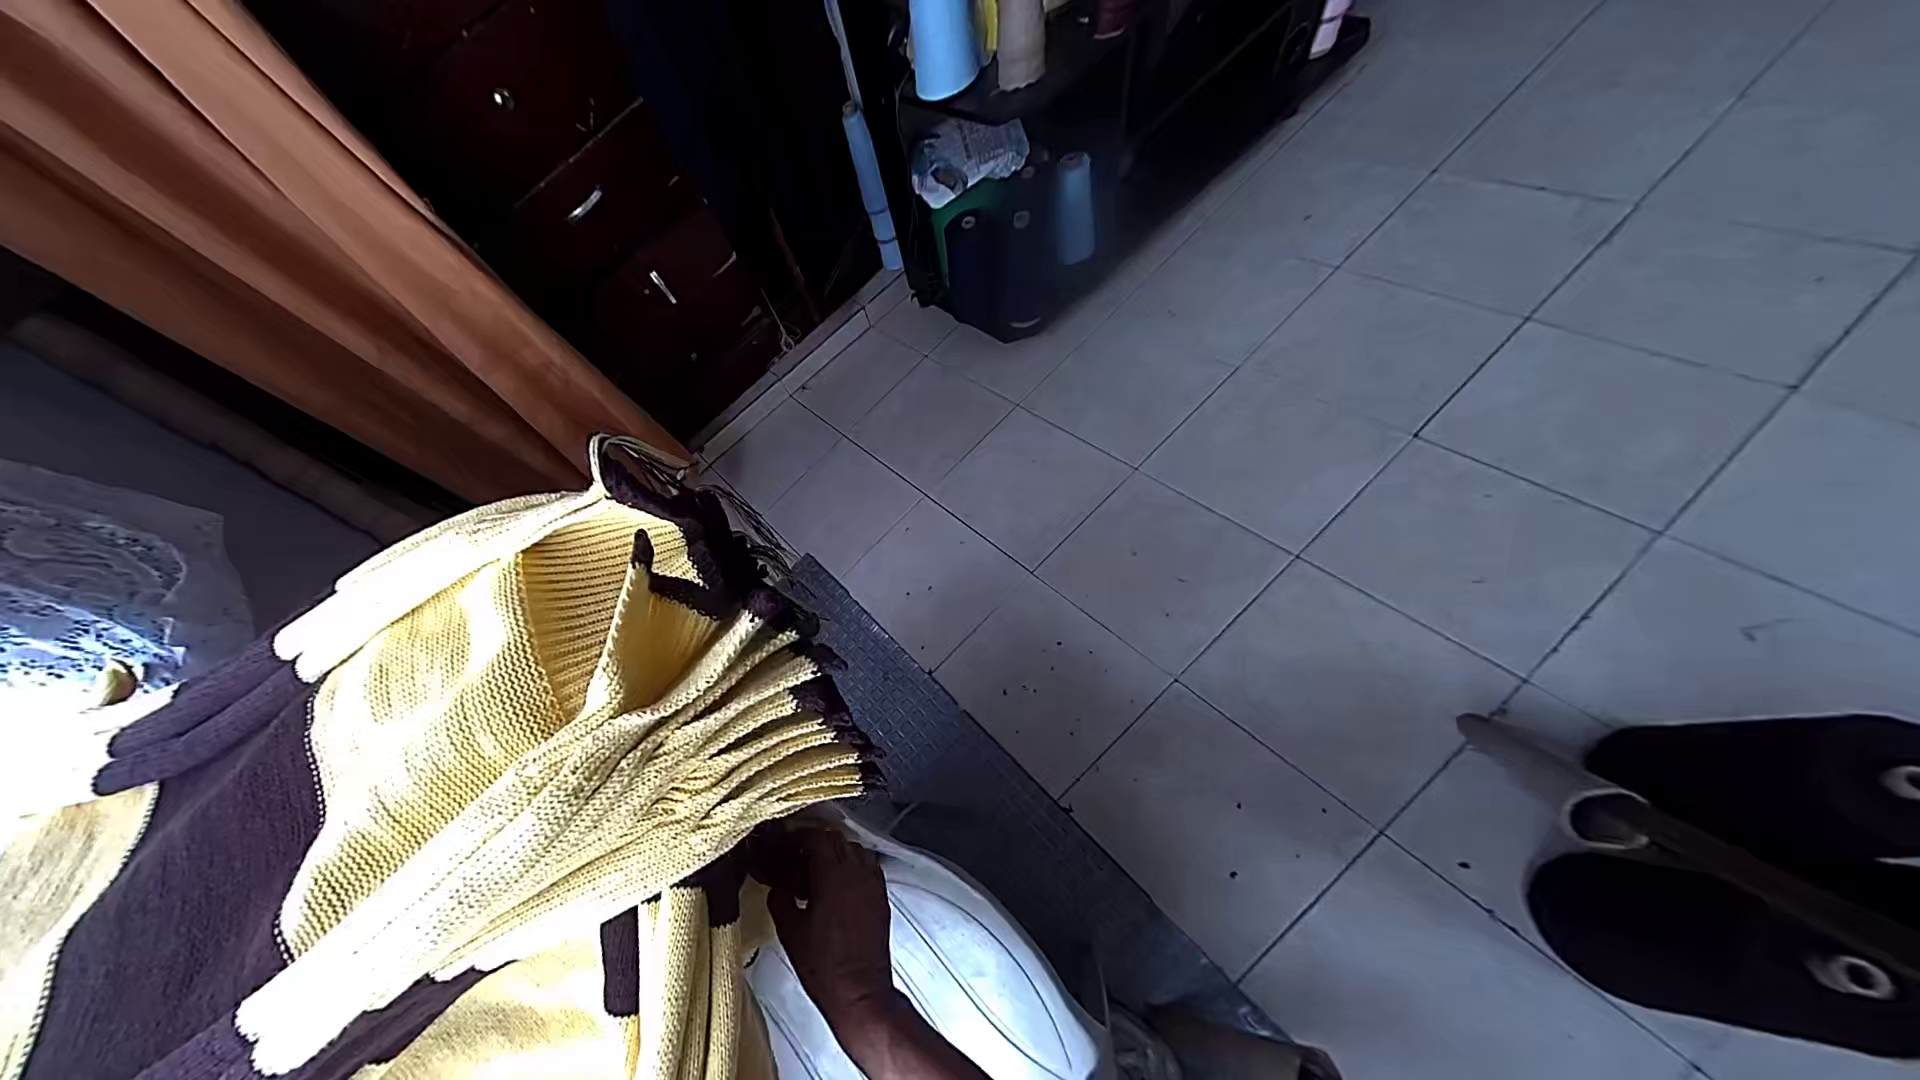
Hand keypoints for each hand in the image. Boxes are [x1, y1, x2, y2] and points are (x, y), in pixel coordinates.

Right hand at [767, 826, 896, 1029]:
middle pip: (837, 839)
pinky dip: (852, 866)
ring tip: (817, 870)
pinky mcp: (881, 894)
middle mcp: (856, 871)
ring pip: (854, 849)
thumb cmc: (825, 966)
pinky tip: (839, 884)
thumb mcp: (790, 932)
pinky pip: (867, 866)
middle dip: (816, 842)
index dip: (800, 836)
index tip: (788, 841)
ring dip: (835, 852)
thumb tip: (779, 888)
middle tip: (798, 856)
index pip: (818, 837)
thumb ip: (780, 900)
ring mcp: (872, 881)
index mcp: (833, 875)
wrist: (859, 990)